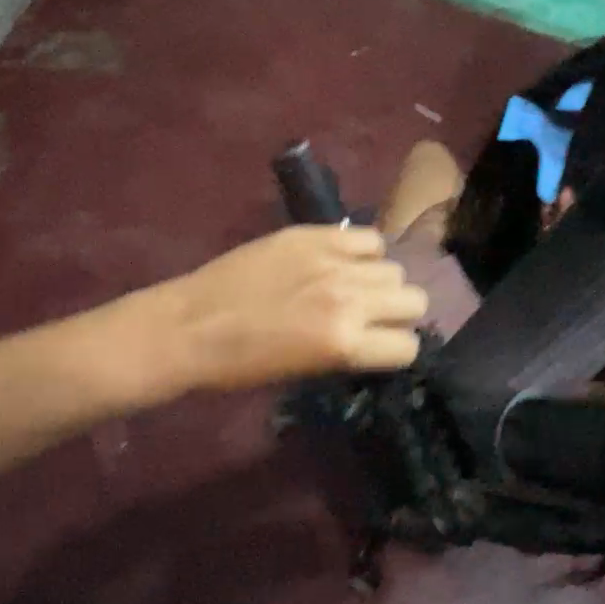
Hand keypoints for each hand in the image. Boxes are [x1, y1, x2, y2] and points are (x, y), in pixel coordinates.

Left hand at [142, 225, 427, 391]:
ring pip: (393, 267)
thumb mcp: (308, 369)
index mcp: (345, 343)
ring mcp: (332, 262)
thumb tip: (378, 335)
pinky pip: (367, 237)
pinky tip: (342, 261)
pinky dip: (363, 251)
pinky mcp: (313, 234)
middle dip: (399, 312)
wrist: (191, 326)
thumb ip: (350, 348)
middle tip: (373, 315)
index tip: (382, 346)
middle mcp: (349, 300)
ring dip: (381, 281)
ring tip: (354, 286)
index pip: (408, 345)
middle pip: (413, 299)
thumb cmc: (242, 365)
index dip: (397, 348)